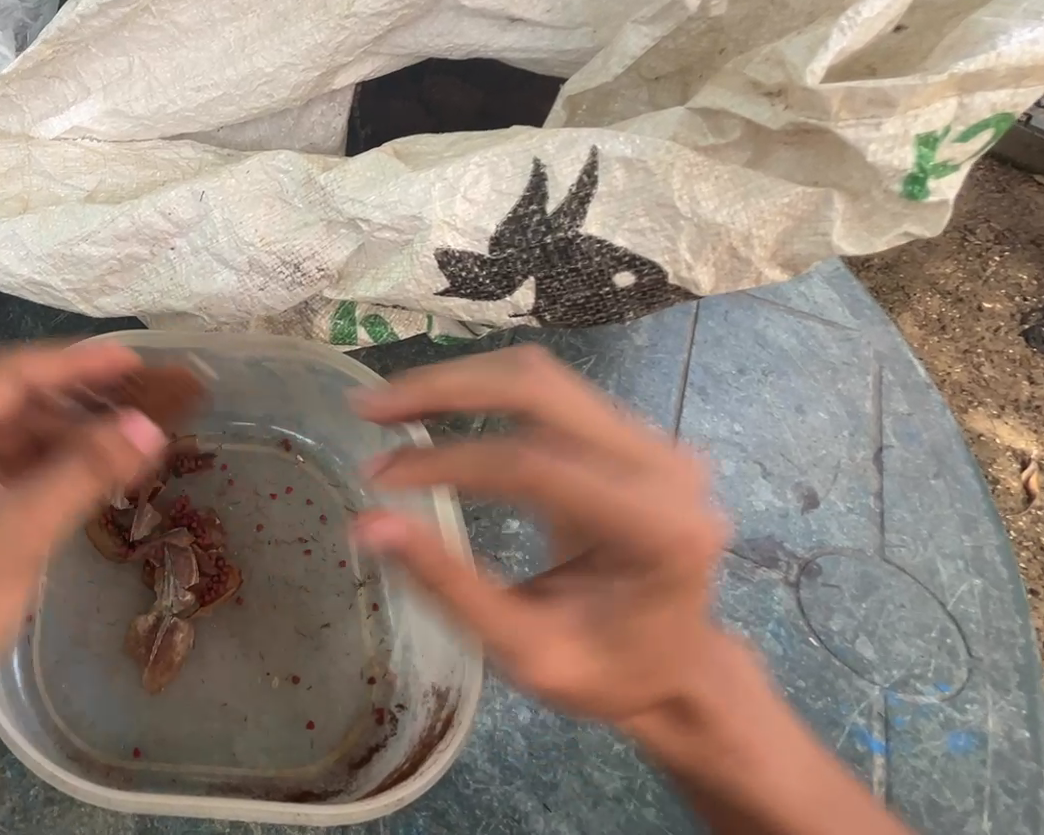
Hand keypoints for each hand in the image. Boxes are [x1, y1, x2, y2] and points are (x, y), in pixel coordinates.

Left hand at [0, 343, 169, 834]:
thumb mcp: (19, 534)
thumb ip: (85, 474)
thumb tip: (149, 427)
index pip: (11, 374)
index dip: (78, 363)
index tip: (135, 358)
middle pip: (17, 397)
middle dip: (81, 399)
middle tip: (146, 396)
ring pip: (20, 429)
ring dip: (74, 432)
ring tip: (134, 432)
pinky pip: (15, 461)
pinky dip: (56, 462)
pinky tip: (100, 465)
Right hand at [349, 345, 729, 730]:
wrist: (677, 665)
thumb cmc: (606, 669)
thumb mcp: (524, 650)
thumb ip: (449, 585)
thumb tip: (366, 525)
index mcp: (656, 528)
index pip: (532, 464)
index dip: (445, 461)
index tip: (376, 476)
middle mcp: (661, 466)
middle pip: (536, 388)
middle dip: (440, 389)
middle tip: (368, 407)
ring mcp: (649, 439)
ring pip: (534, 374)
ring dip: (452, 381)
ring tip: (388, 404)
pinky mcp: (624, 430)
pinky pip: (541, 387)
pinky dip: (475, 388)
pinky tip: (430, 406)